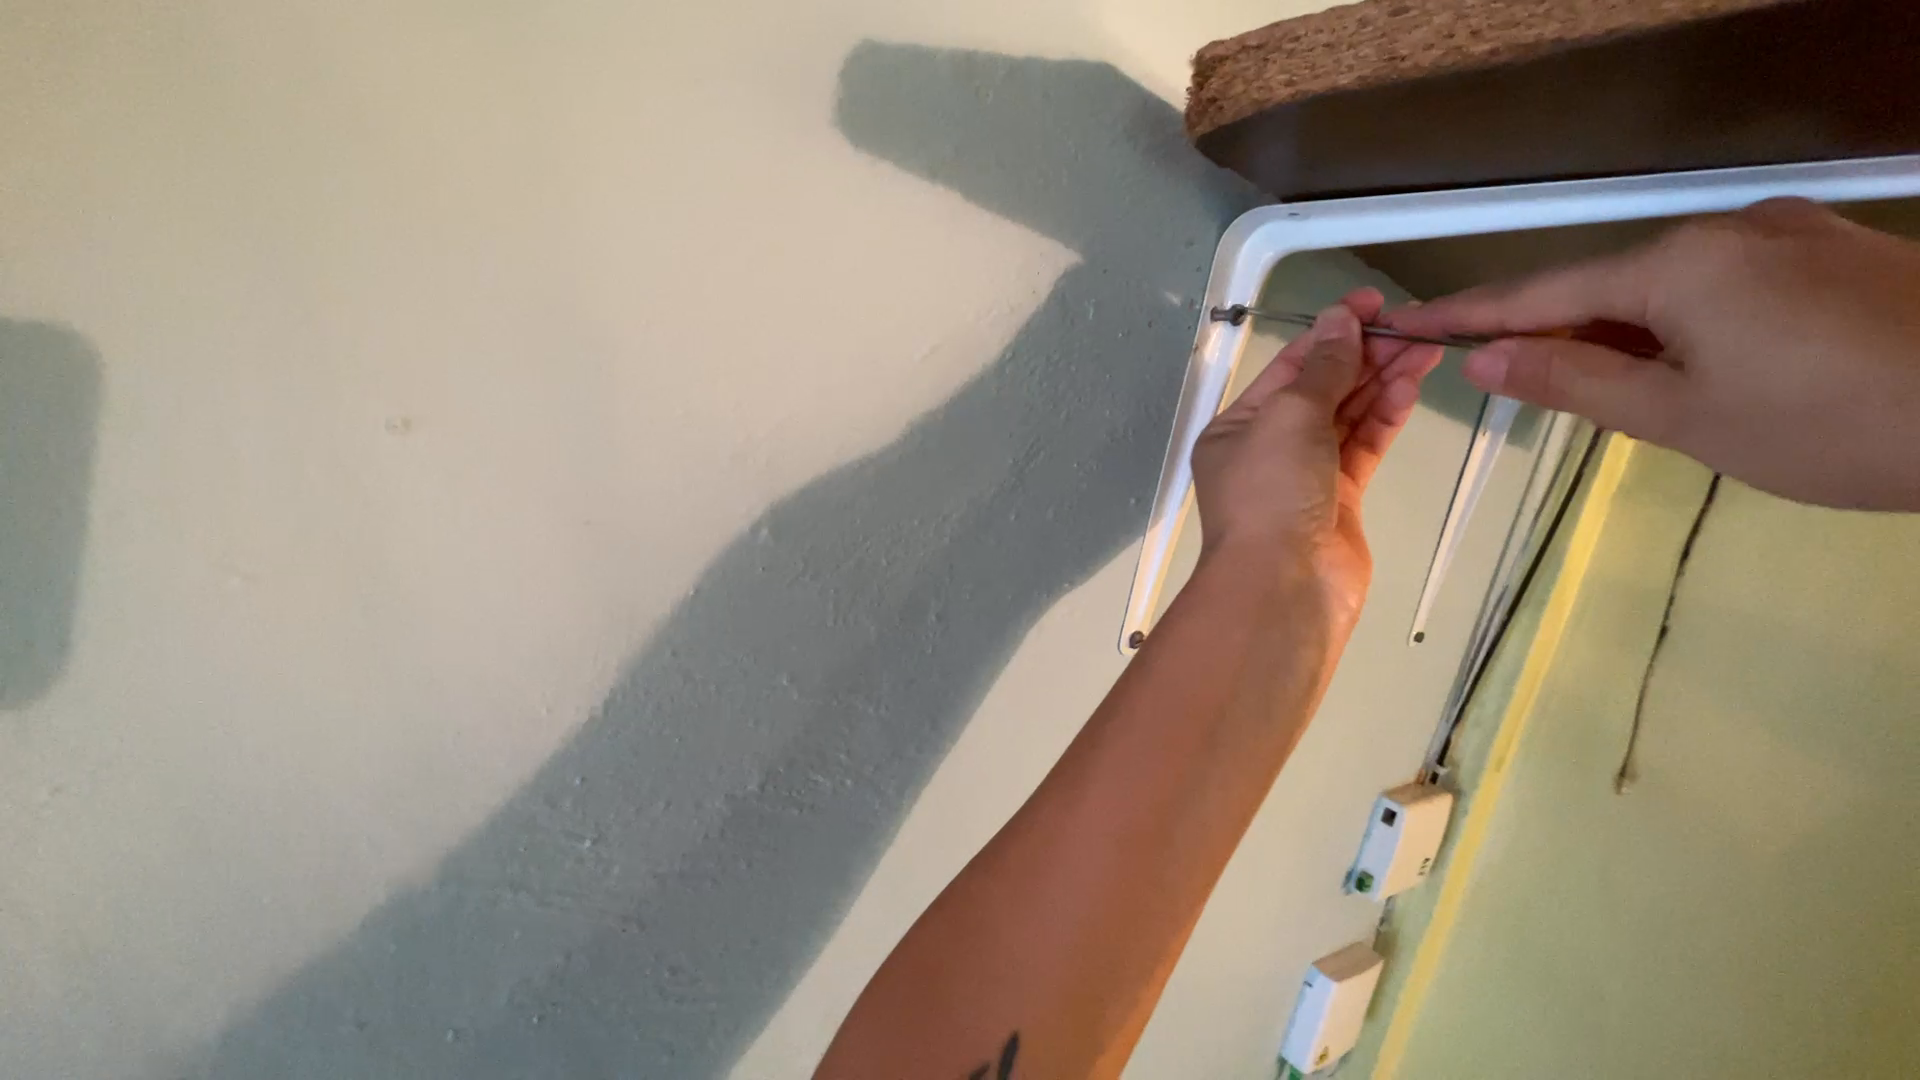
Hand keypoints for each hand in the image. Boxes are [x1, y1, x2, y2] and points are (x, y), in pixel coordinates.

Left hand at [1192, 289, 1443, 630]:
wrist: (1284, 585)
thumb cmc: (1272, 493)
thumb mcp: (1289, 417)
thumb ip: (1321, 369)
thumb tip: (1339, 321)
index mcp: (1236, 428)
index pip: (1286, 368)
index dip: (1329, 333)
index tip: (1373, 304)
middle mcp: (1265, 449)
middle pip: (1319, 390)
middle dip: (1363, 357)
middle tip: (1413, 325)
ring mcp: (1302, 476)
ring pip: (1345, 418)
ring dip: (1381, 382)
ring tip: (1426, 347)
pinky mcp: (1337, 501)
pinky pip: (1362, 448)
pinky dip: (1384, 418)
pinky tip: (1410, 387)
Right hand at [1388, 198, 1919, 510]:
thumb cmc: (1832, 425)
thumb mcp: (1679, 415)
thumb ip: (1571, 381)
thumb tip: (1484, 358)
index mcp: (1679, 265)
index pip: (1538, 294)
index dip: (1466, 315)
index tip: (1405, 322)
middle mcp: (1725, 232)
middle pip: (1598, 289)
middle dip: (1548, 336)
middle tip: (1508, 386)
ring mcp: (1783, 236)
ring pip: (1656, 291)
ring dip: (1611, 338)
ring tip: (1609, 395)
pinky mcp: (1825, 255)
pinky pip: (1709, 289)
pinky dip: (1667, 329)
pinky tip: (1677, 369)